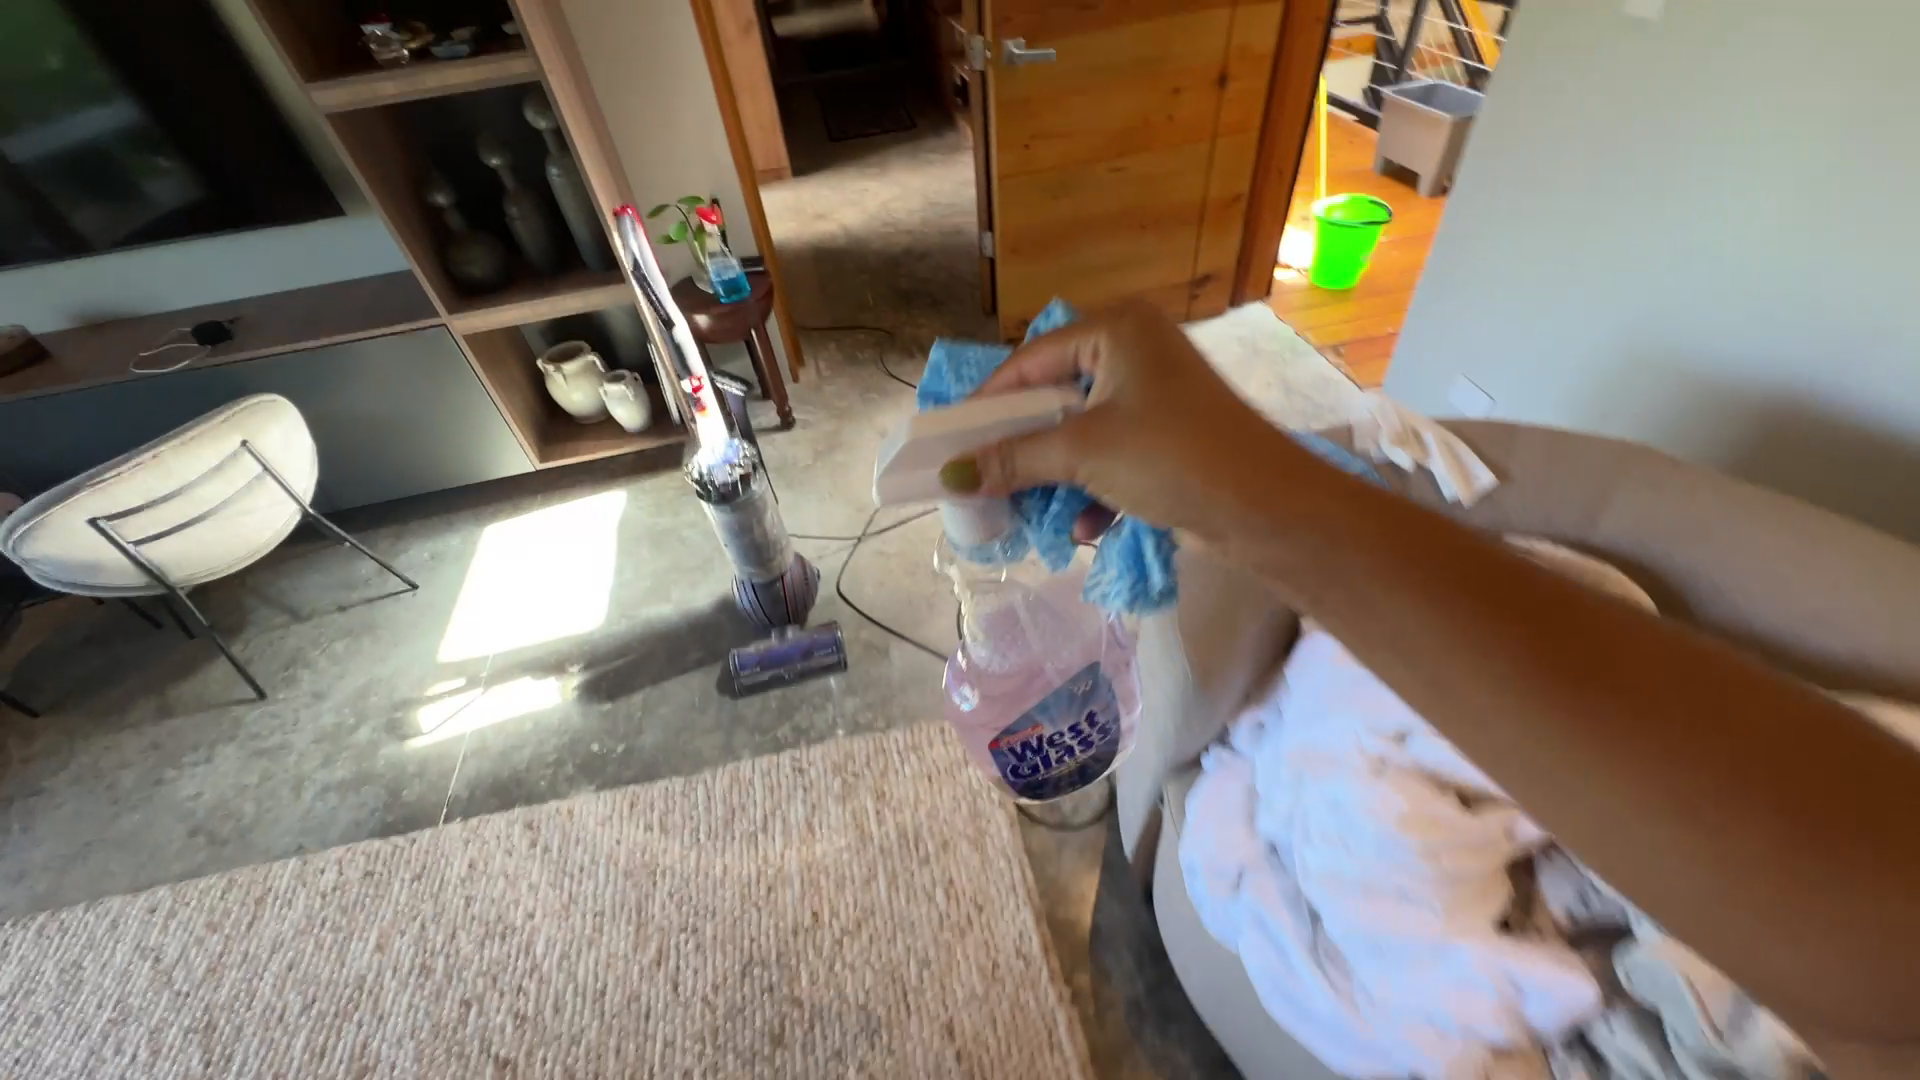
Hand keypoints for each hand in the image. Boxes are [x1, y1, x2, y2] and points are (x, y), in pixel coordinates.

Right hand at [938, 301, 1311, 543]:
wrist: (1266, 509)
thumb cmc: (1170, 457)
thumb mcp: (1083, 454)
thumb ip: (1013, 460)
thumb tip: (950, 475)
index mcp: (1116, 330)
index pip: (1030, 362)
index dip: (987, 403)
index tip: (951, 439)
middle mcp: (1135, 352)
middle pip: (1054, 399)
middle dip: (1024, 448)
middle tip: (983, 476)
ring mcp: (1154, 395)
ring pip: (1081, 433)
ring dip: (1057, 477)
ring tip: (1030, 511)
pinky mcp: (1167, 435)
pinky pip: (1111, 454)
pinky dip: (1095, 490)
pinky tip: (1085, 528)